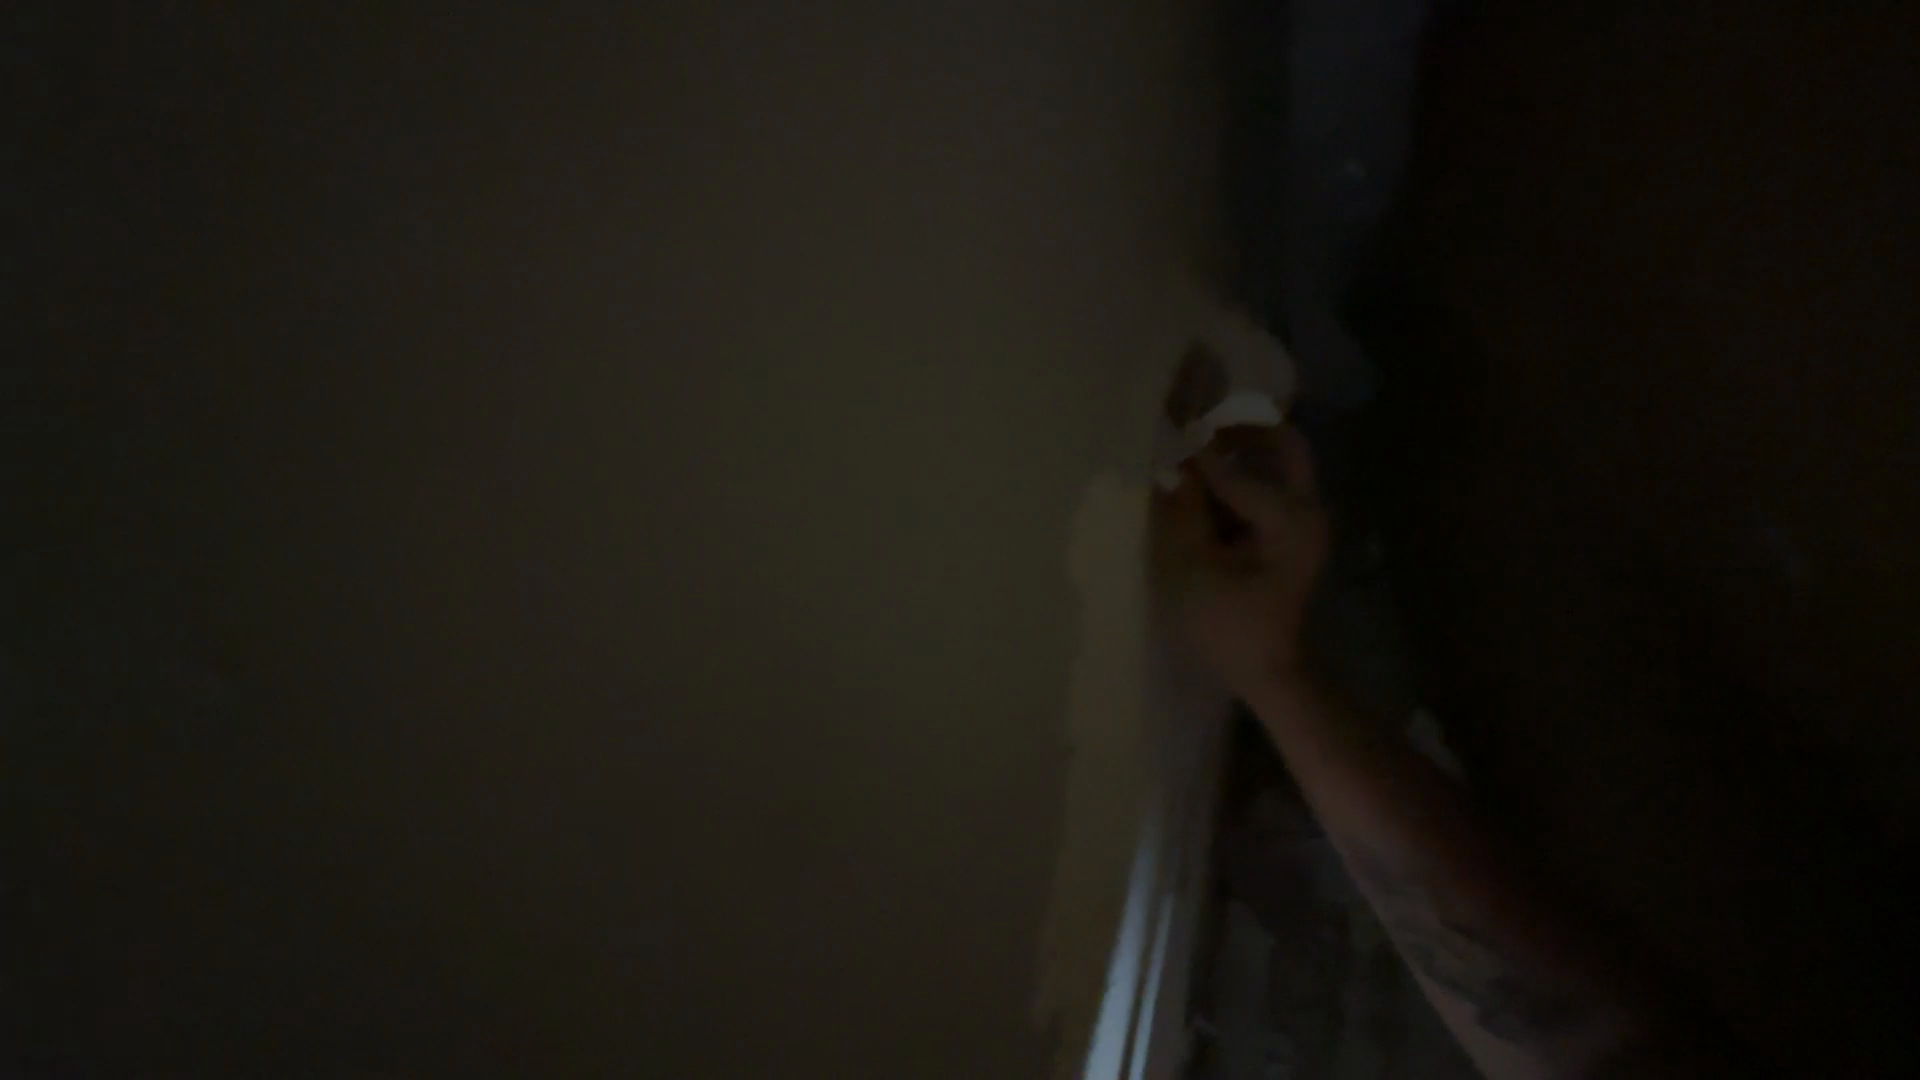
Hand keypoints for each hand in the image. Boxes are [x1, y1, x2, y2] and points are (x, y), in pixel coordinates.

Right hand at [1150, 424, 1329, 701]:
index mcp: (1288, 517)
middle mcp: (1306, 510)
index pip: (1234, 467)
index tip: (1165, 425)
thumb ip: (1181, 511)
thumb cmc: (1228, 626)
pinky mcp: (1289, 537)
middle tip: (1193, 428)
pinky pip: (1265, 490)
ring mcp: (1301, 524)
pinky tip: (1199, 490)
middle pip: (1280, 446)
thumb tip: (1168, 466)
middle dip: (1236, 431)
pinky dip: (1236, 481)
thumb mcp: (1192, 567)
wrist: (1266, 674)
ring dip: (1236, 454)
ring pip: (1274, 465)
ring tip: (1189, 453)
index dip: (1195, 449)